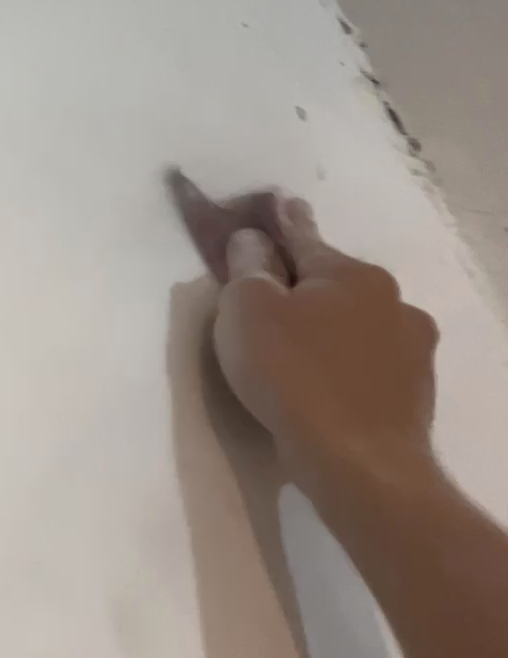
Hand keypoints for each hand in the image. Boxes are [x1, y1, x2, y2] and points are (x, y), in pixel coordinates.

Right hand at [213, 195, 440, 493]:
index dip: (281, 219)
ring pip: (347, 317)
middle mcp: (392, 302)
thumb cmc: (289, 371)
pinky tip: (308, 371)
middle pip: (328, 279)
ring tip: (281, 338)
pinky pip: (359, 352)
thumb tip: (254, 241)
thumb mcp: (246, 308)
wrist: (356, 459)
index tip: (278, 198)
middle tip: (258, 290)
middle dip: (296, 279)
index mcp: (353, 276)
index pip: (303, 236)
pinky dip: (332, 352)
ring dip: (317, 318)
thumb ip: (249, 267)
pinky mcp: (409, 387)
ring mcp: (410, 347)